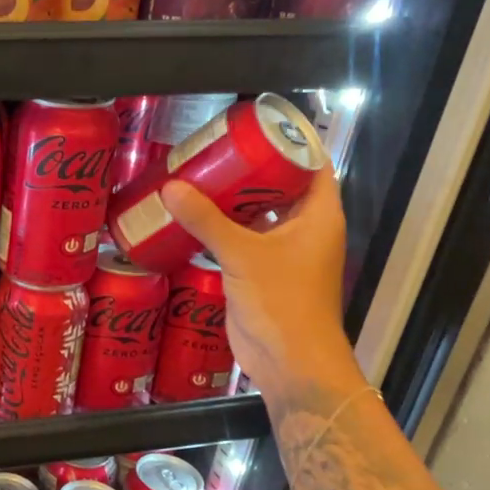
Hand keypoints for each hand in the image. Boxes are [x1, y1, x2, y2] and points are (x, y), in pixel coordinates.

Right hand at [159, 164, 364, 403]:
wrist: (289, 361)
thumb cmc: (282, 302)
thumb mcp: (243, 254)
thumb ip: (207, 221)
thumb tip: (171, 188)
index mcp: (318, 216)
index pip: (312, 165)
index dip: (288, 143)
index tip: (253, 128)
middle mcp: (305, 229)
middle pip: (279, 188)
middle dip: (248, 170)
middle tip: (213, 151)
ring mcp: (284, 254)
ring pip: (257, 216)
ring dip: (231, 202)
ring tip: (196, 179)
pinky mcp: (261, 274)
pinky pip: (241, 242)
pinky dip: (221, 230)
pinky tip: (191, 220)